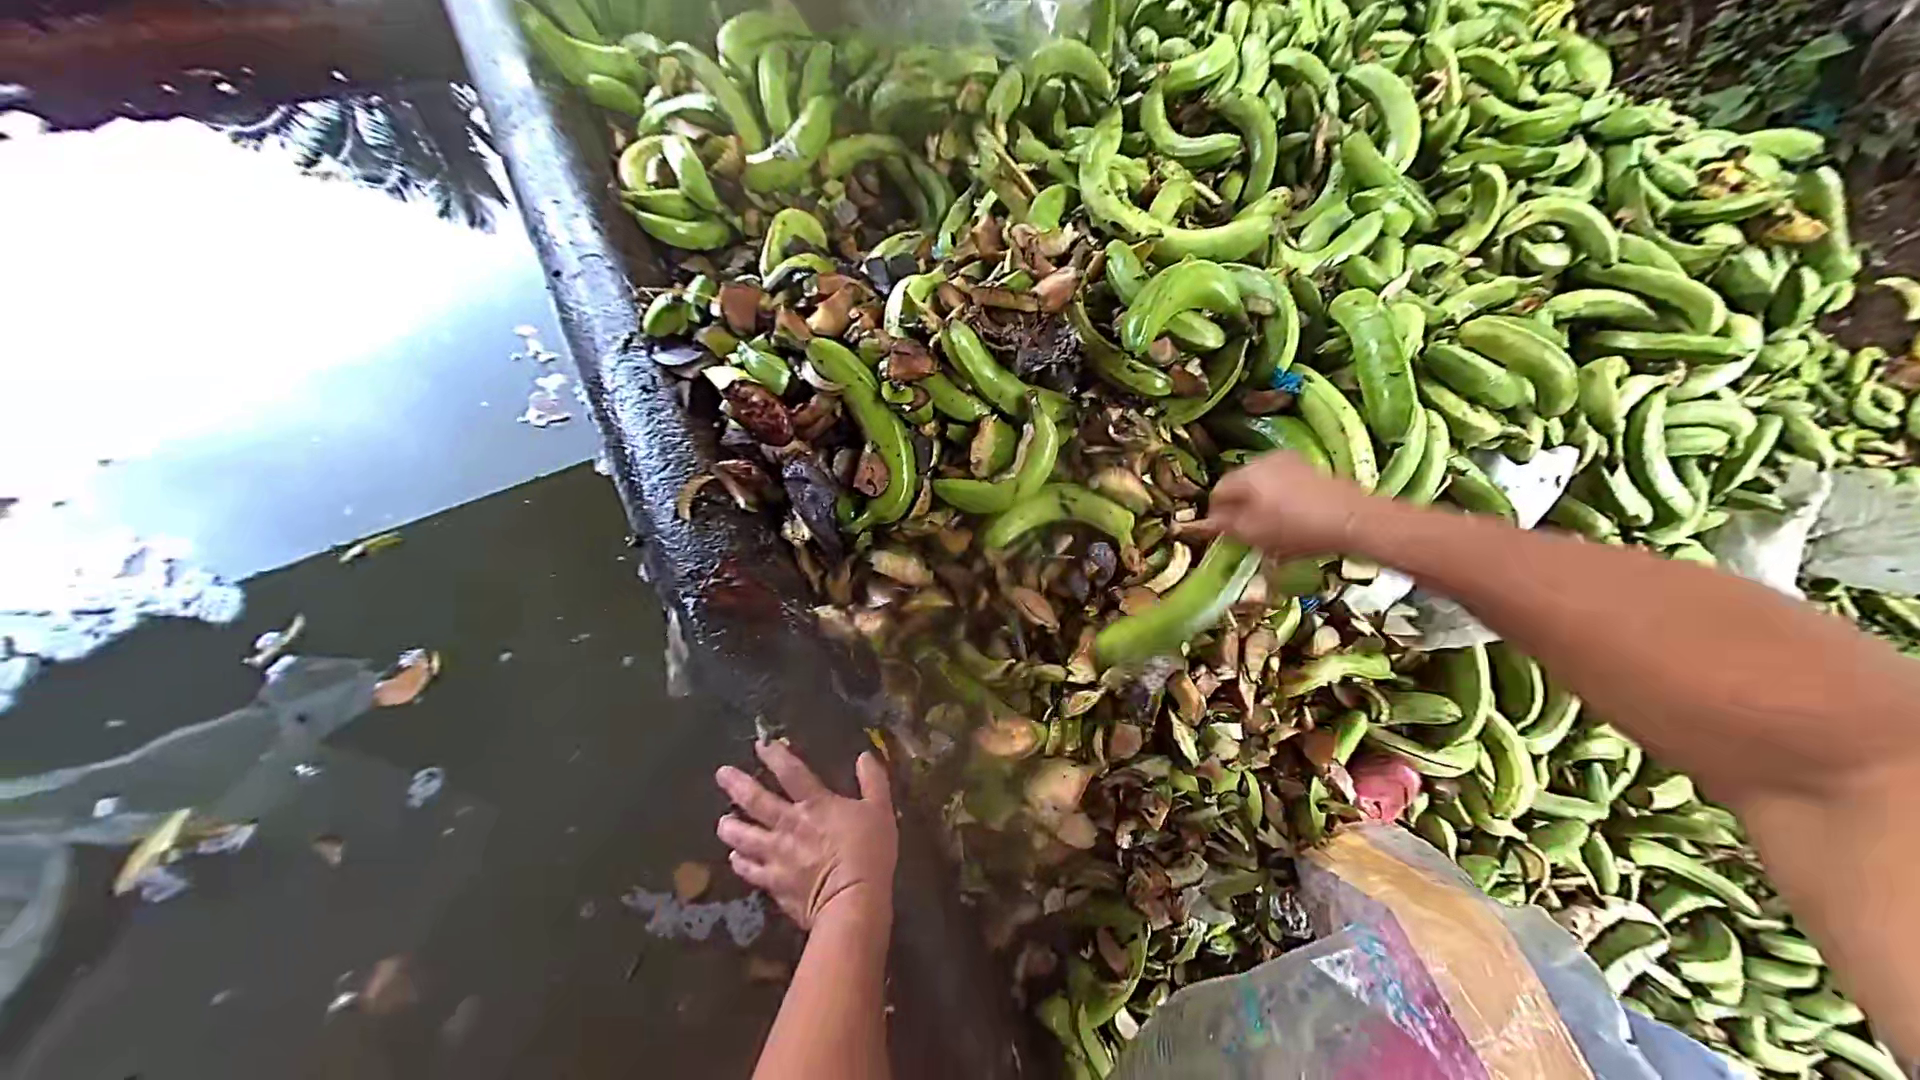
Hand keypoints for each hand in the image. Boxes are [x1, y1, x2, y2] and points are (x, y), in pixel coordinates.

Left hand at [714, 741, 897, 930]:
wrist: (851, 901)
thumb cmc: (869, 852)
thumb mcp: (880, 809)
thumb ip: (873, 780)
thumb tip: (865, 756)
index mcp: (816, 804)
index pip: (792, 773)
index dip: (776, 756)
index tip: (761, 744)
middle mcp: (790, 825)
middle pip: (758, 801)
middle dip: (738, 785)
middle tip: (721, 774)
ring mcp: (778, 856)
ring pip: (746, 837)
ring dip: (732, 827)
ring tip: (722, 821)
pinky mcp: (774, 883)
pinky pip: (751, 871)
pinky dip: (741, 863)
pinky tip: (735, 859)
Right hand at [1203, 450, 1387, 558]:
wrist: (1353, 520)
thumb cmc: (1296, 529)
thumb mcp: (1253, 534)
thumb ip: (1225, 526)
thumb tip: (1207, 522)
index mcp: (1245, 475)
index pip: (1217, 491)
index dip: (1214, 512)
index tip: (1219, 531)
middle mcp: (1263, 461)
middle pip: (1240, 483)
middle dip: (1237, 505)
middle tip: (1242, 529)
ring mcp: (1289, 461)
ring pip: (1261, 482)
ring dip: (1258, 500)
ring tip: (1266, 524)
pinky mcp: (1310, 468)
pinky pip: (1282, 482)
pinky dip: (1278, 497)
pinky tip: (1288, 516)